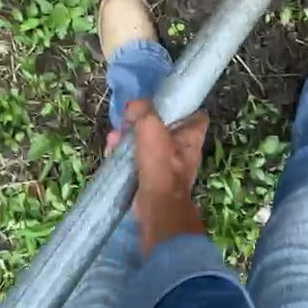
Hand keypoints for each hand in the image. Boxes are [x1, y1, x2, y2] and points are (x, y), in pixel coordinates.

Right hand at [110, 99, 208, 255]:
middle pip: (164, 129)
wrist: (156, 205)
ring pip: (148, 145)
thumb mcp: (150, 126)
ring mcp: (169, 166)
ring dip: (129, 140)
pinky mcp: (153, 180)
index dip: (182, 106)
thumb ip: (142, 110)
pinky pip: (139, 161)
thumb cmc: (160, 163)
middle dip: (142, 124)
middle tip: (126, 122)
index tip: (164, 102)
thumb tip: (133, 106)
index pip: (195, 114)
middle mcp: (184, 150)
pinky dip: (126, 157)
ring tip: (113, 139)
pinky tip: (112, 153)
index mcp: (192, 134)